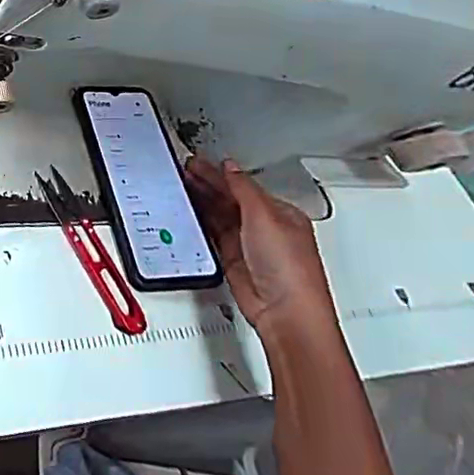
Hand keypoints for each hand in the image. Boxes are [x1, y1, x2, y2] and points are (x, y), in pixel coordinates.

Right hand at [186, 157, 337, 345]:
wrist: (285, 313)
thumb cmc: (291, 272)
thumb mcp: (265, 218)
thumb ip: (244, 190)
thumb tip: (231, 168)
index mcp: (281, 214)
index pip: (245, 186)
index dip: (222, 173)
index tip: (201, 161)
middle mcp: (265, 227)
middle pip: (230, 198)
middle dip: (208, 182)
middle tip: (185, 168)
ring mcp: (247, 243)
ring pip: (219, 213)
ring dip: (201, 198)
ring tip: (182, 183)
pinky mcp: (232, 257)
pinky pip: (211, 231)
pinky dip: (199, 219)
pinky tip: (189, 210)